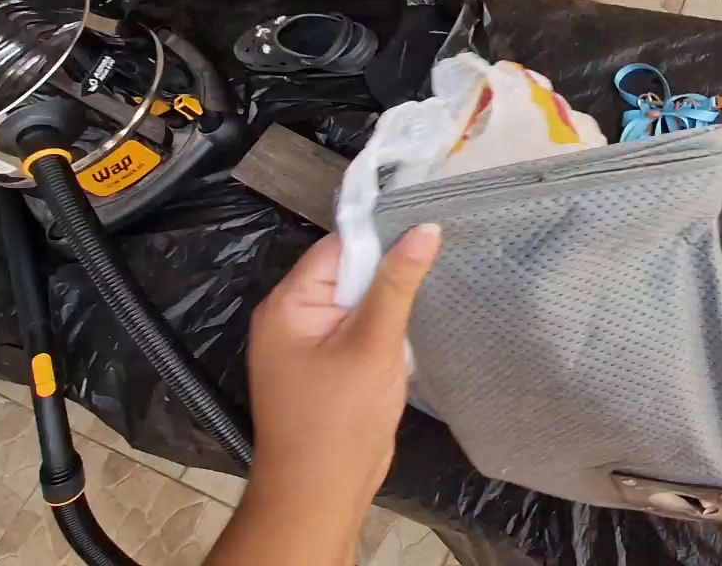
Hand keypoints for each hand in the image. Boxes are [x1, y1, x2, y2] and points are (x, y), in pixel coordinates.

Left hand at [245, 226, 441, 508]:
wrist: (321, 495)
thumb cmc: (341, 418)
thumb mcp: (375, 342)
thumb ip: (399, 282)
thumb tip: (427, 228)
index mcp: (289, 303)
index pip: (340, 245)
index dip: (382, 237)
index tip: (427, 233)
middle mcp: (292, 315)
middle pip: (350, 267)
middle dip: (389, 271)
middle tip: (432, 269)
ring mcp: (308, 340)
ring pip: (359, 295)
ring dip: (390, 299)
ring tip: (426, 297)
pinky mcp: (327, 360)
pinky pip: (359, 321)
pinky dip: (385, 322)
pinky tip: (408, 330)